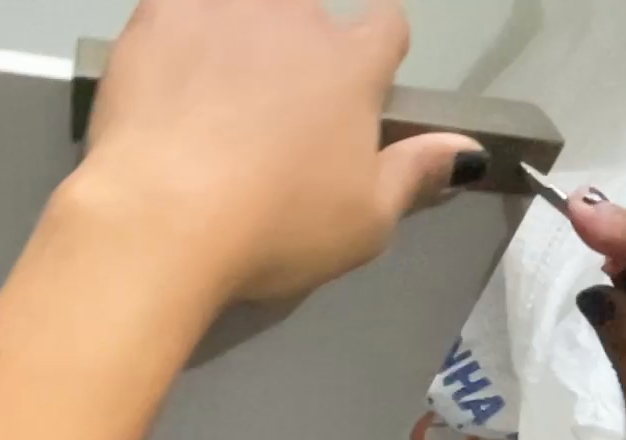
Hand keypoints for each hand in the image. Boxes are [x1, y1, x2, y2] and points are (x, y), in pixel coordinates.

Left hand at [67, 0, 484, 300]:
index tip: (349, 100)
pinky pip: (175, 9)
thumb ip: (413, 177)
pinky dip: (174, 38)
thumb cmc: (275, 231)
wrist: (165, 219)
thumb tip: (468, 150)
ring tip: (209, 99)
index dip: (371, 62)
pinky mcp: (157, 15)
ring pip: (241, 9)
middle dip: (293, 57)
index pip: (385, 31)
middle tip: (264, 120)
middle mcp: (296, 16)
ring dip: (235, 39)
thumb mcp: (363, 225)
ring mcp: (224, 7)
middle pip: (307, 18)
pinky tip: (161, 84)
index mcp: (352, 65)